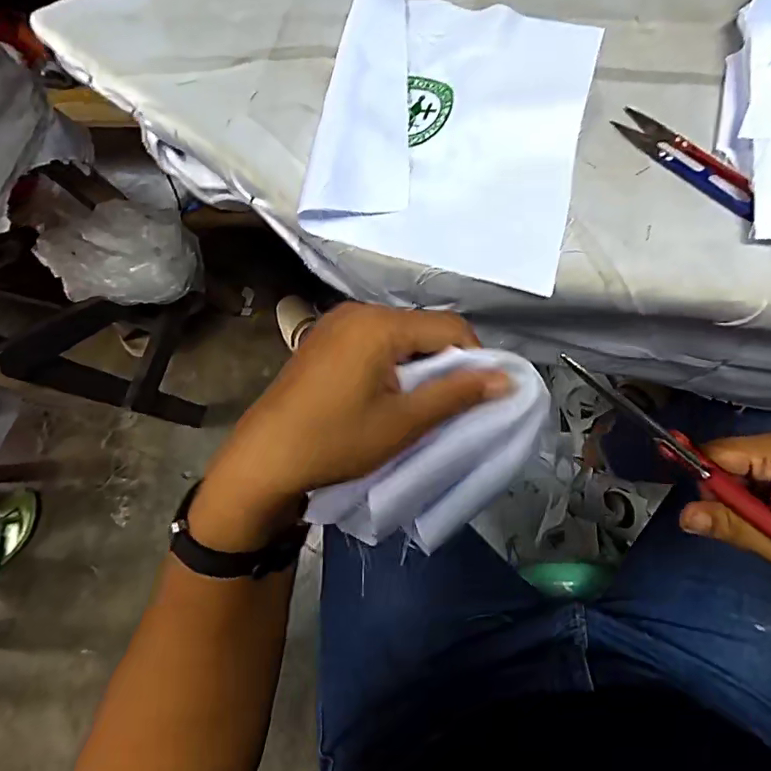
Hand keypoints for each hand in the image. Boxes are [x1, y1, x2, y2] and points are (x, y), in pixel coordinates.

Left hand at [189, 303, 511, 551]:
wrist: (264, 459)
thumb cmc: (336, 441)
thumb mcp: (403, 422)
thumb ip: (457, 394)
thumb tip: (507, 378)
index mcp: (379, 323)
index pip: (450, 327)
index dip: (474, 359)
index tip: (479, 396)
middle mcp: (358, 311)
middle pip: (423, 327)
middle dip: (444, 362)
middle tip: (449, 405)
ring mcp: (336, 322)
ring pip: (400, 334)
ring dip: (418, 364)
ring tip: (418, 404)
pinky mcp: (324, 337)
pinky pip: (374, 340)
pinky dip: (391, 362)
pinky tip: (385, 394)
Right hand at [677, 430, 770, 607]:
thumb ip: (727, 523)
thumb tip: (682, 514)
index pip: (718, 452)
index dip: (702, 479)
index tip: (697, 509)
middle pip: (729, 460)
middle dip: (725, 494)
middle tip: (744, 528)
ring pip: (743, 473)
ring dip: (743, 502)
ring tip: (766, 531)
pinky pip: (761, 479)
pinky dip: (758, 502)